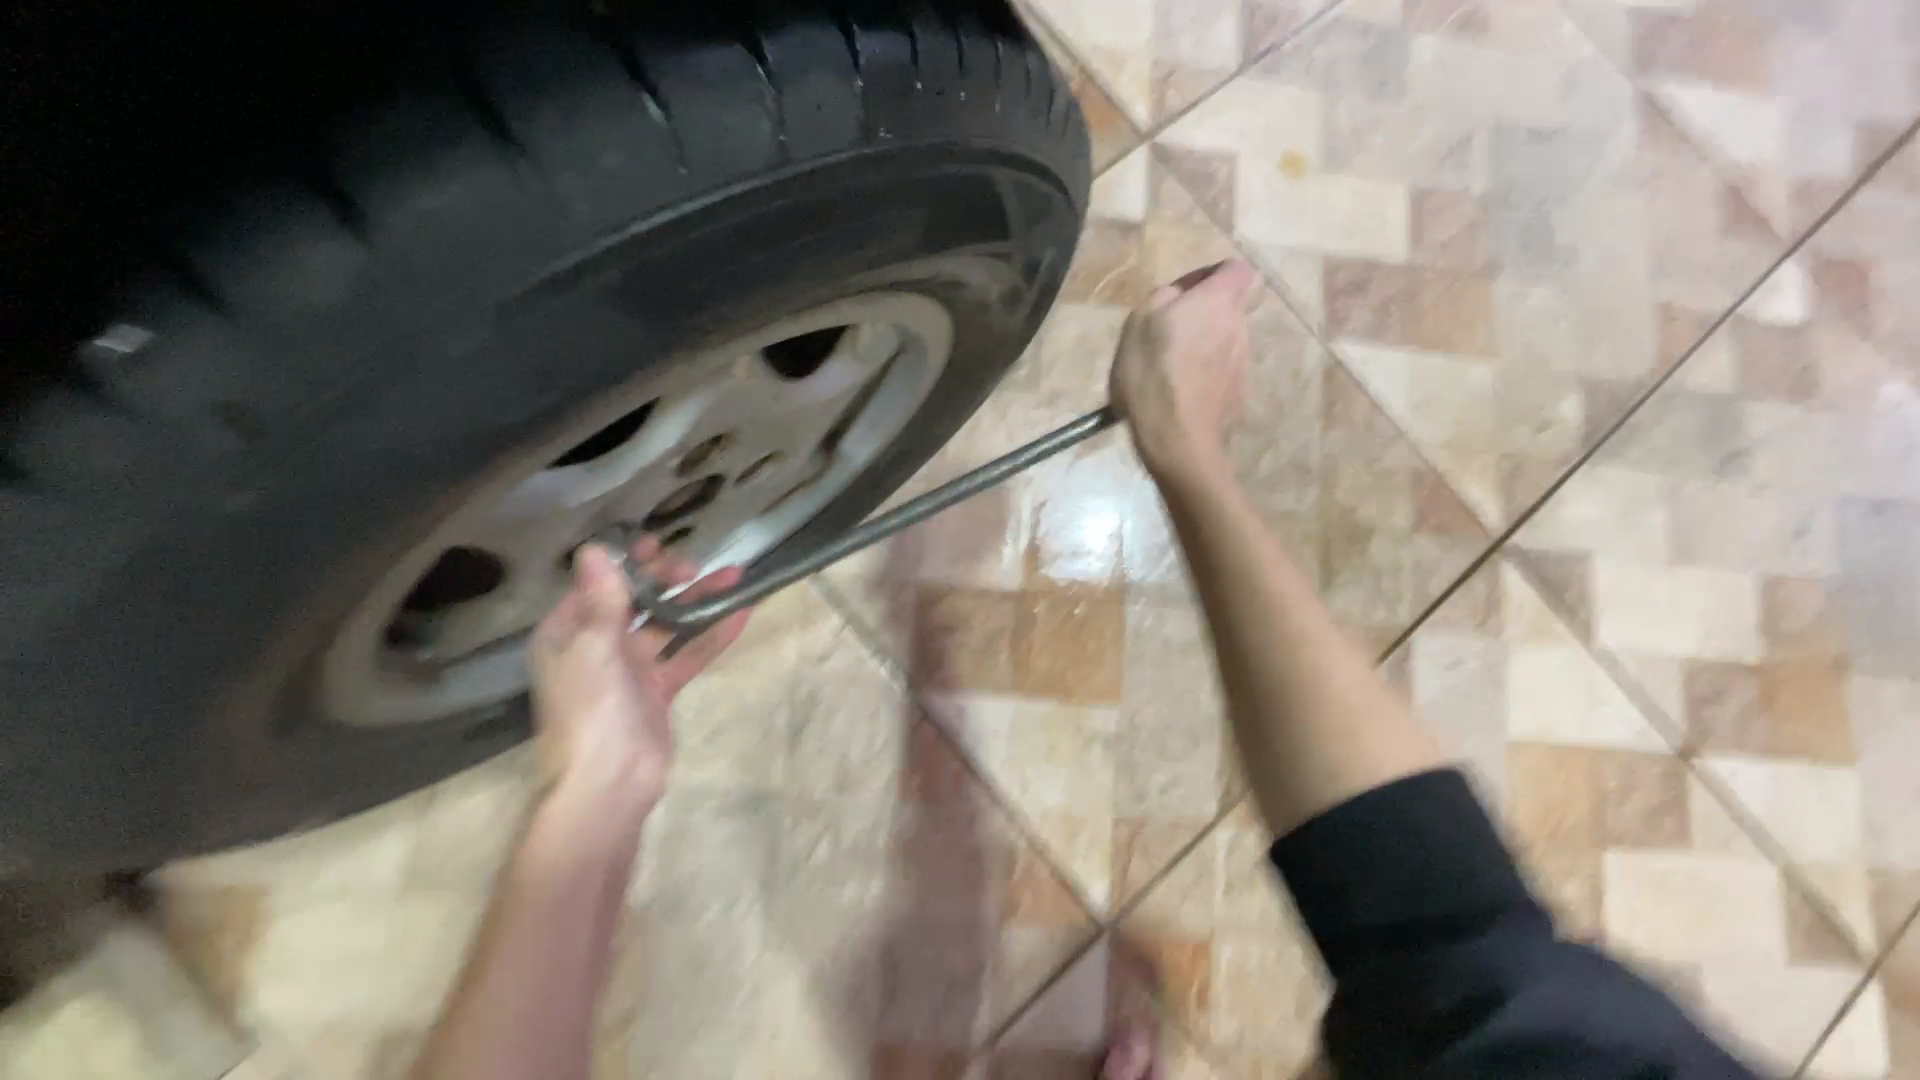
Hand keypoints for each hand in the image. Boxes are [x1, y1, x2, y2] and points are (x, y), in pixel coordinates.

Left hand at [527, 538, 751, 814]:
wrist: (608, 784)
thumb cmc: (590, 710)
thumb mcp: (592, 648)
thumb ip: (603, 599)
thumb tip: (594, 548)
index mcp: (567, 633)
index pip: (597, 584)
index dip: (626, 561)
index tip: (657, 545)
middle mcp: (596, 645)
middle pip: (635, 600)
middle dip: (666, 579)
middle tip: (694, 567)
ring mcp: (630, 668)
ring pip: (667, 624)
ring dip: (697, 601)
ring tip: (735, 576)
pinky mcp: (659, 689)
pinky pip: (687, 654)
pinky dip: (712, 636)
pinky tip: (742, 614)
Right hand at [1108, 259, 1257, 479]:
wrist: (1178, 439)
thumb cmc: (1153, 373)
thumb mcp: (1139, 321)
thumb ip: (1165, 297)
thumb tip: (1180, 296)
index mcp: (1219, 301)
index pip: (1239, 269)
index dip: (1215, 274)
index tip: (1186, 292)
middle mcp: (1240, 327)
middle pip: (1232, 306)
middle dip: (1206, 312)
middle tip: (1171, 331)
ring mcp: (1243, 362)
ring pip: (1226, 340)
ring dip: (1204, 345)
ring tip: (1170, 368)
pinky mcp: (1239, 392)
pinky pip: (1222, 370)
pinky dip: (1205, 374)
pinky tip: (1180, 392)